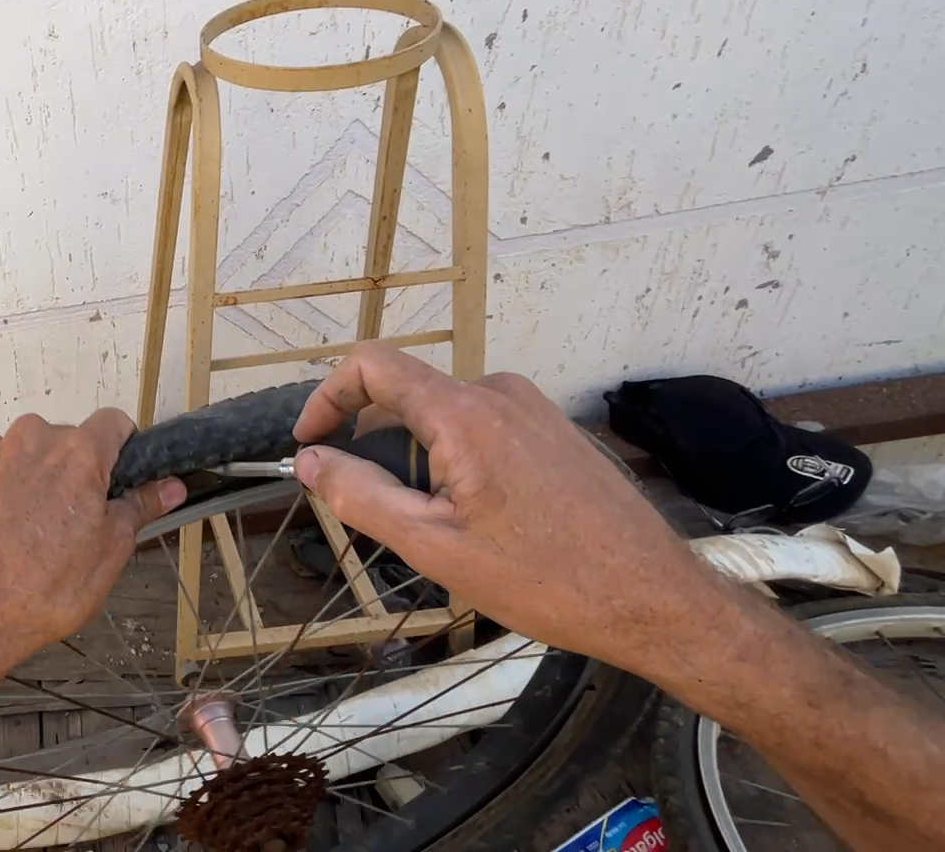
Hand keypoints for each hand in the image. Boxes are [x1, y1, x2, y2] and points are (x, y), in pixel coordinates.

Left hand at [0, 410, 186, 669]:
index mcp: (77, 451)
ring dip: (42, 475)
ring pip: (34, 451)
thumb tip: (170, 487)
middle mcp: (34, 438)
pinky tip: (10, 525)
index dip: (124, 446)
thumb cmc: (45, 587)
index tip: (121, 474)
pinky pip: (1, 464)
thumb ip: (141, 505)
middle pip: (71, 438)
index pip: (114, 421)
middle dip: (79, 468)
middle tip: (80, 517)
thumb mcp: (110, 549)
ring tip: (39, 527)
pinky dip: (10, 484)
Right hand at [291, 343, 713, 670]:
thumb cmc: (543, 578)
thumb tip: (308, 460)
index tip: (311, 442)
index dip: (326, 397)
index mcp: (462, 412)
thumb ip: (356, 494)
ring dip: (412, 453)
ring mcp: (532, 408)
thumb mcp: (431, 545)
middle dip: (370, 441)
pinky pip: (478, 425)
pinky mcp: (554, 429)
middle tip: (372, 503)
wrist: (663, 604)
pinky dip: (450, 454)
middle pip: (403, 395)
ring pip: (439, 413)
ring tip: (430, 518)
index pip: (370, 365)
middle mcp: (497, 392)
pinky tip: (475, 512)